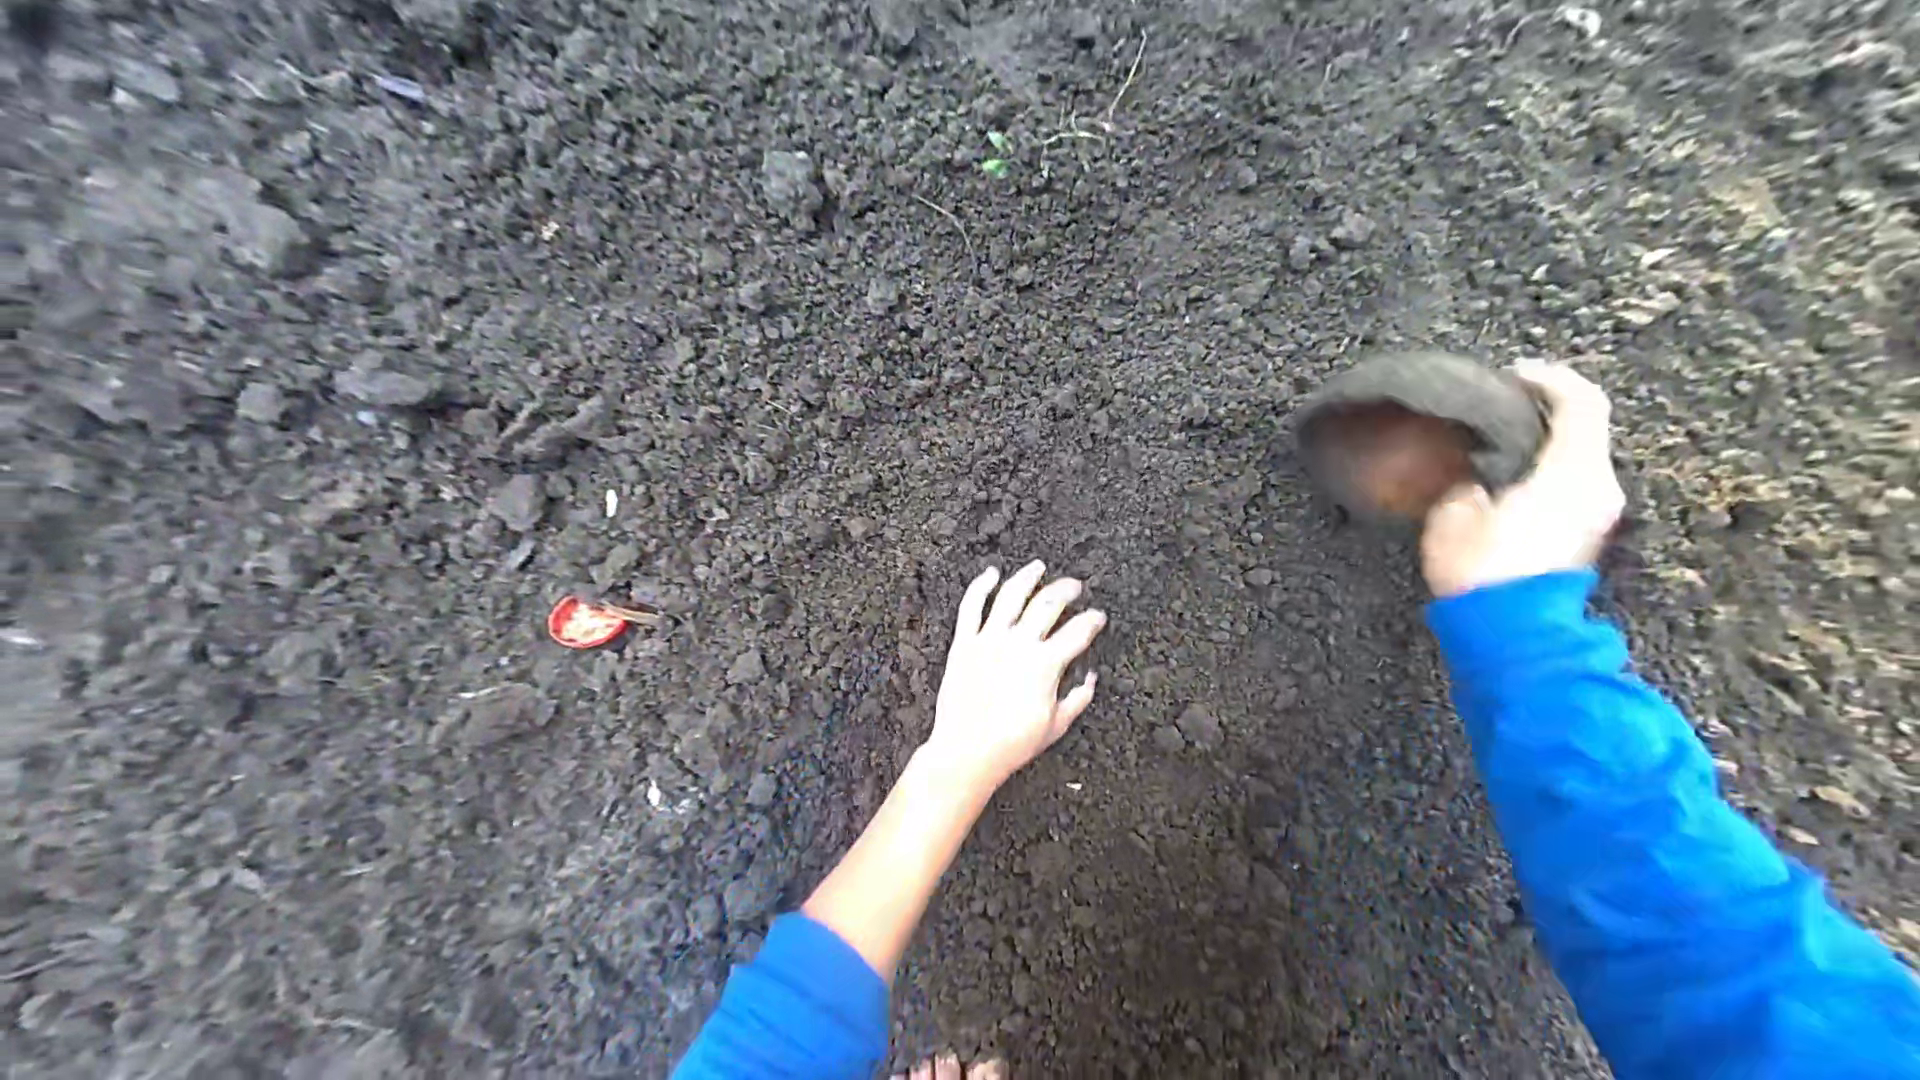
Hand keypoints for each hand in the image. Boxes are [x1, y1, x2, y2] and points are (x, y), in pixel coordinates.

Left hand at [926, 560, 1107, 791]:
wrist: (966, 751)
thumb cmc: (1012, 744)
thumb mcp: (1056, 725)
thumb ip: (1079, 698)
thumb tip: (1091, 677)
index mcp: (1045, 664)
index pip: (1078, 631)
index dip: (1093, 621)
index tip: (1098, 617)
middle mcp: (1018, 644)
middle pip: (1048, 603)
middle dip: (1067, 589)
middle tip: (1075, 586)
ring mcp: (989, 640)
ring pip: (1011, 594)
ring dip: (1028, 576)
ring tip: (1038, 567)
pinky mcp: (964, 643)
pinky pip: (971, 606)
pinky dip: (980, 585)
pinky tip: (991, 574)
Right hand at [1422, 362, 1625, 597]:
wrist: (1511, 628)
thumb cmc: (1482, 569)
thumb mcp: (1454, 515)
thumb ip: (1468, 481)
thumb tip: (1475, 473)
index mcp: (1570, 474)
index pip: (1580, 404)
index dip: (1549, 379)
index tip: (1514, 374)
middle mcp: (1597, 487)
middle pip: (1584, 428)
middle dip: (1542, 410)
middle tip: (1498, 406)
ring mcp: (1597, 511)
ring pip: (1578, 454)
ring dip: (1542, 440)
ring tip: (1495, 440)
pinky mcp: (1585, 530)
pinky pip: (1571, 480)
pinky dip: (1544, 465)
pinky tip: (1506, 474)